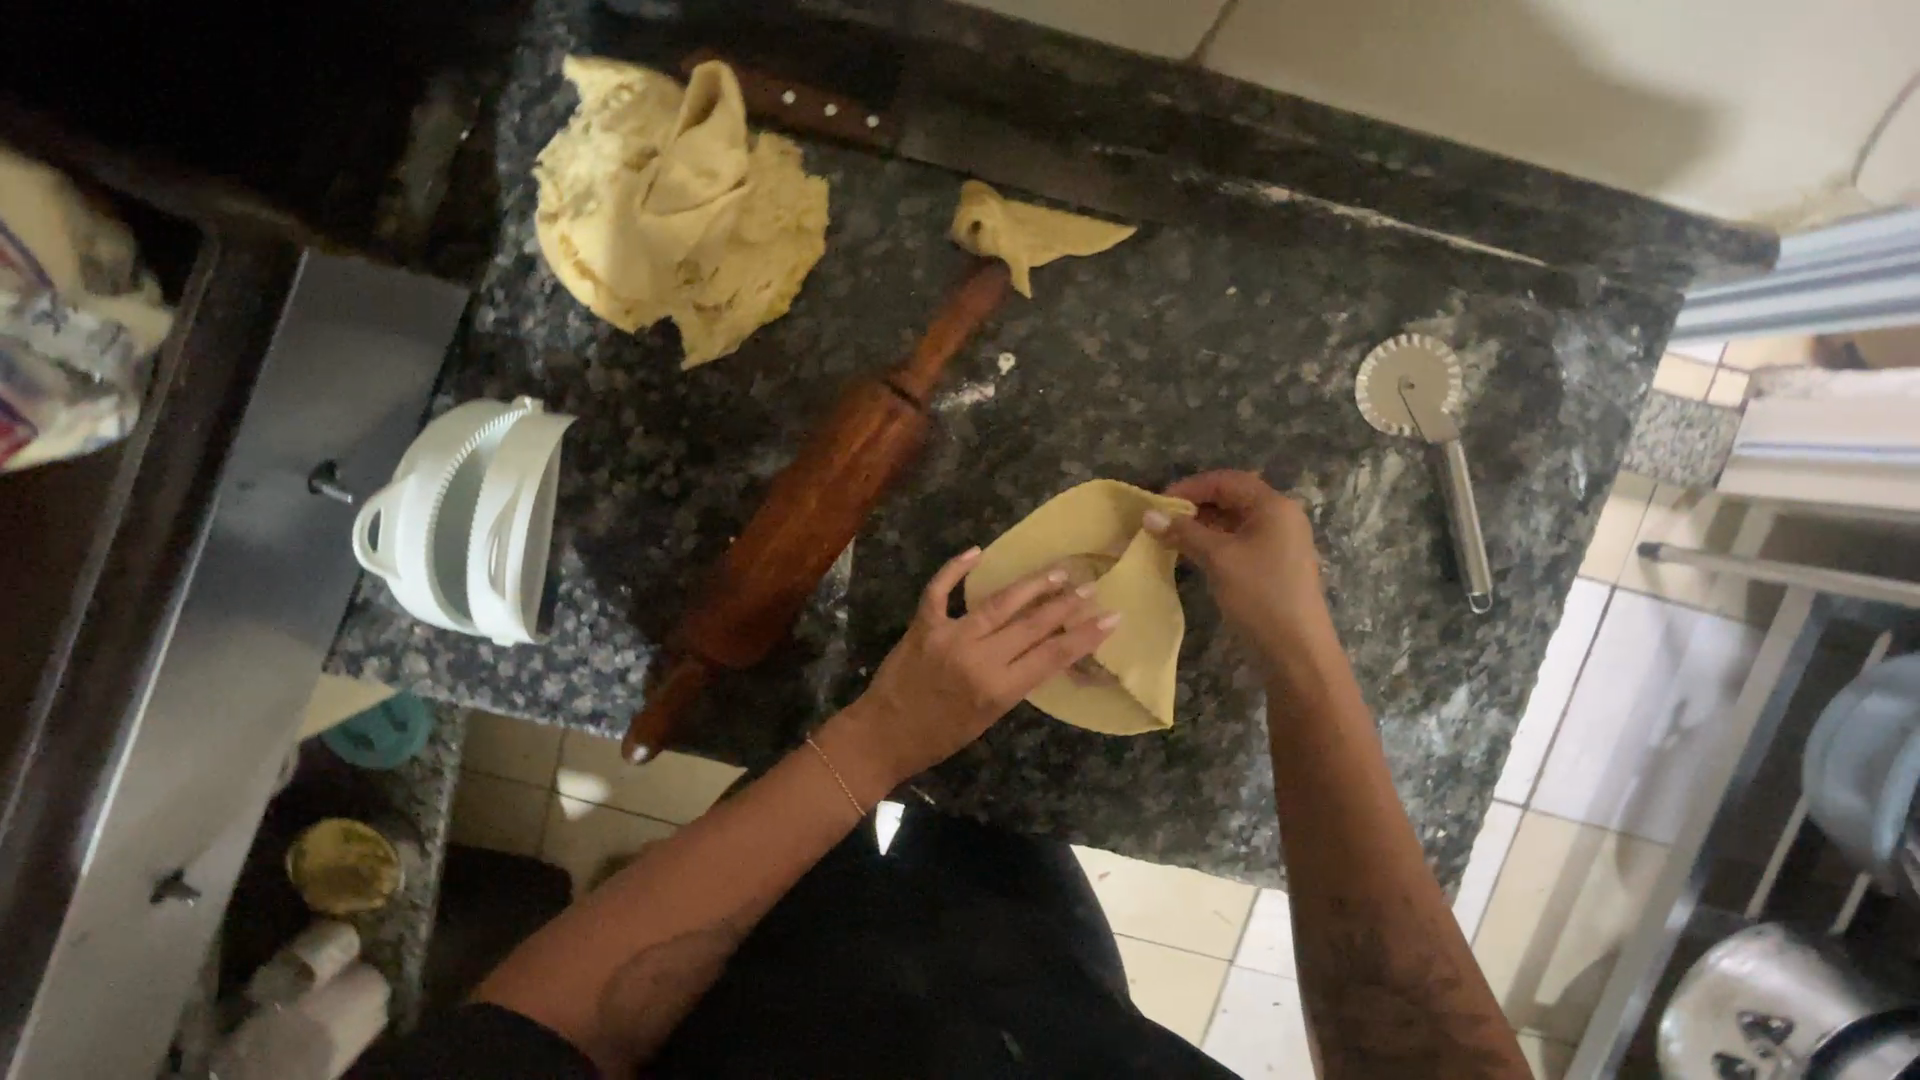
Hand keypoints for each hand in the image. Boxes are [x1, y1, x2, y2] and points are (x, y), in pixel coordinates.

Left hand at [823, 548, 1119, 794]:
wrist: (882, 736)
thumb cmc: (939, 737)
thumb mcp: (988, 719)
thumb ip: (1013, 683)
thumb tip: (1042, 651)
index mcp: (998, 689)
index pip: (1052, 655)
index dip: (1085, 635)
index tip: (1111, 617)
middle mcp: (977, 658)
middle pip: (1031, 624)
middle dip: (1065, 604)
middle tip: (1090, 585)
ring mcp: (948, 636)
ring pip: (998, 603)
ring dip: (1031, 585)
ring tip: (1057, 571)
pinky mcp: (923, 625)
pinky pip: (940, 590)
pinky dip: (955, 568)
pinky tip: (976, 552)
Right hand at [1143, 470, 1328, 653]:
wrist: (1296, 650)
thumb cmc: (1260, 595)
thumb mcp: (1218, 559)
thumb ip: (1184, 532)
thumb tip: (1148, 515)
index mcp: (1274, 506)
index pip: (1227, 480)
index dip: (1191, 487)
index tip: (1159, 503)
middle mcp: (1280, 517)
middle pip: (1232, 498)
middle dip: (1195, 506)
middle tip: (1161, 520)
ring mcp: (1280, 542)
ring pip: (1234, 522)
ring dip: (1202, 526)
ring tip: (1170, 537)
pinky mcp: (1274, 565)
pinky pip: (1239, 542)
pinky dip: (1214, 542)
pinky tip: (1191, 554)